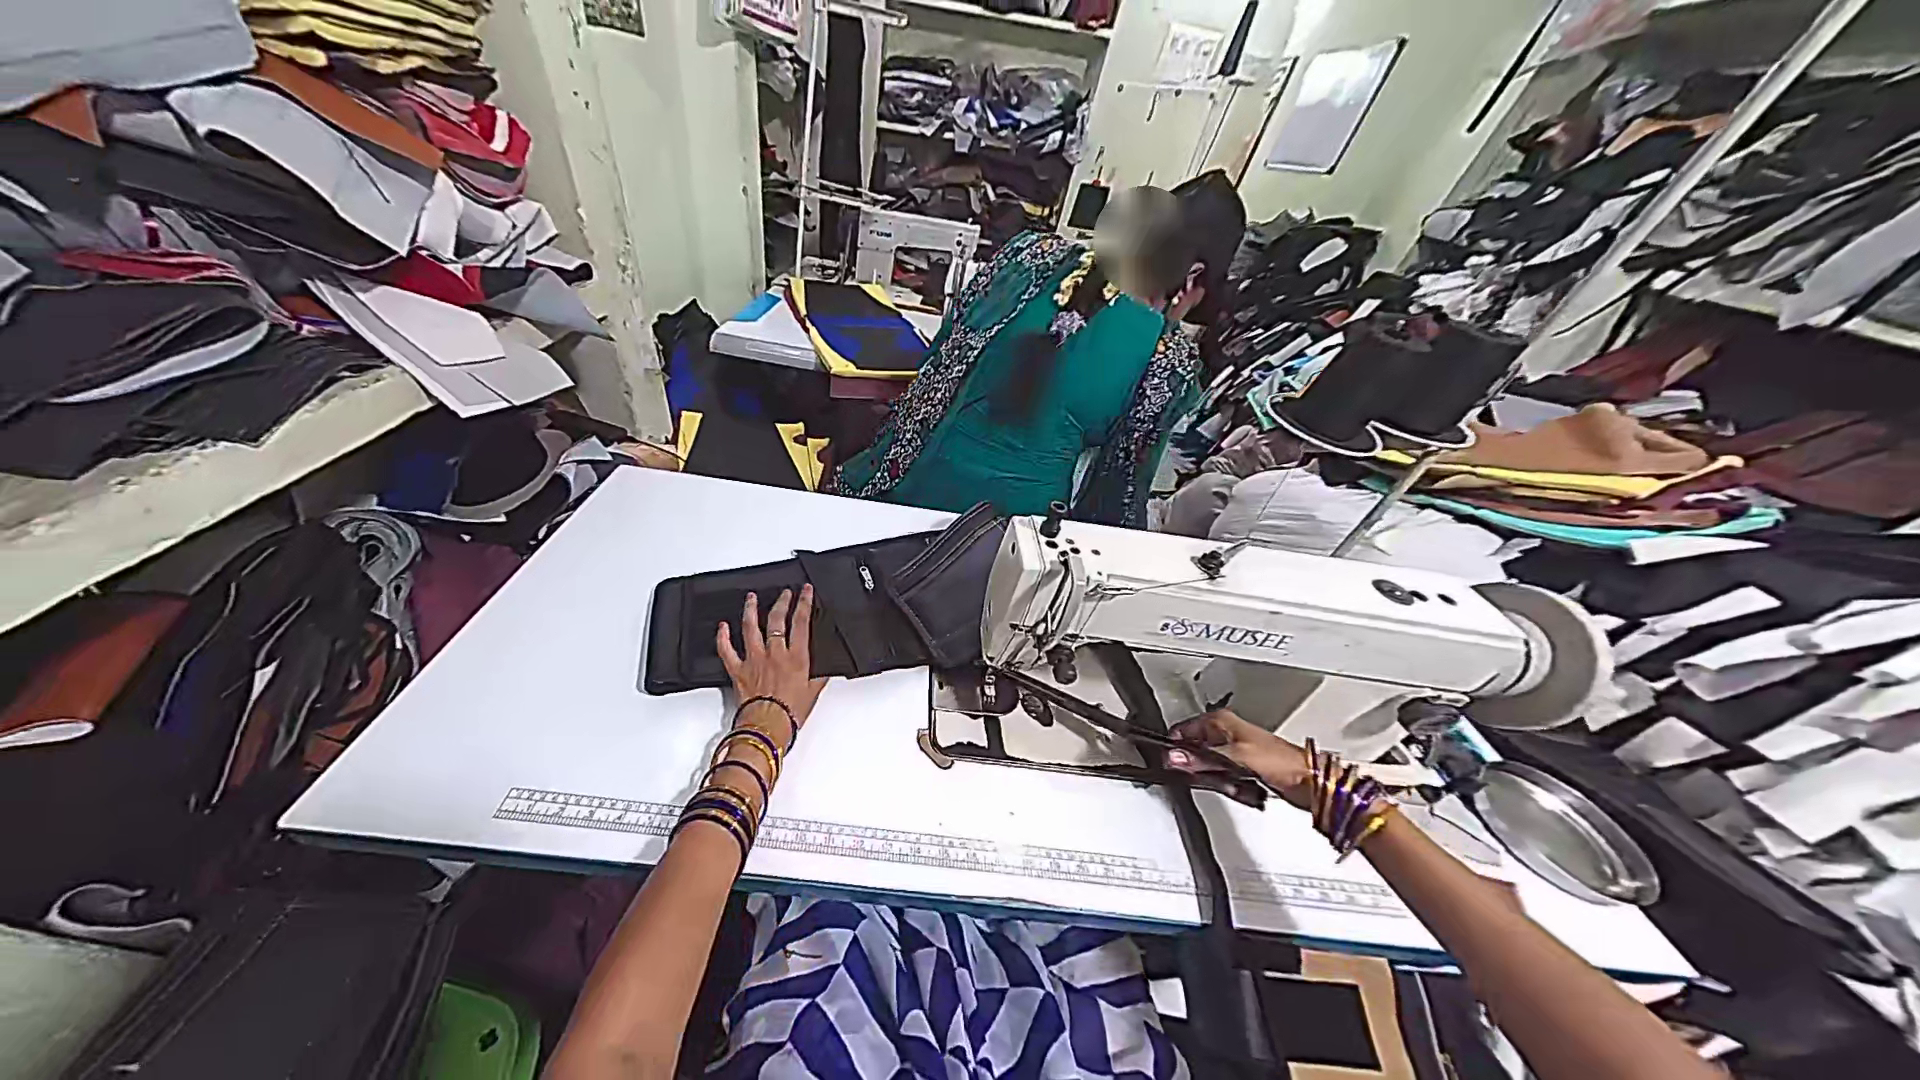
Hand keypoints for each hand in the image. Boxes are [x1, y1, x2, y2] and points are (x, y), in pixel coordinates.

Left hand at [717, 587, 827, 743]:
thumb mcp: (813, 692)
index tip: (805, 591)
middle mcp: (774, 654)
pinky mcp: (738, 670)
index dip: (804, 602)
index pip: (801, 621)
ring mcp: (754, 660)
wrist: (767, 727)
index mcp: (796, 657)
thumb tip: (826, 668)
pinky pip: (726, 650)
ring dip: (751, 610)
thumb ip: (819, 676)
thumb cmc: (790, 713)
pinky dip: (722, 637)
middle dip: (781, 601)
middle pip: (777, 619)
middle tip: (784, 593)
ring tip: (752, 598)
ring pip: (750, 627)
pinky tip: (722, 626)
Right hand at [1166, 709, 1313, 809]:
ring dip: (1217, 780)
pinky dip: (1229, 788)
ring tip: (1233, 784)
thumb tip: (1175, 757)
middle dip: (1200, 768)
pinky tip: (1241, 790)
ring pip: (1209, 769)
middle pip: (1195, 751)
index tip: (1173, 761)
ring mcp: (1233, 753)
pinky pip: (1223, 781)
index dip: (1176, 746)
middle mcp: (1226, 734)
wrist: (1311, 782)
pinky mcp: (1241, 770)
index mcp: (1221, 721)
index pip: (1184, 730)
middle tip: (1209, 776)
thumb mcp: (1234, 757)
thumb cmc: (1282, 761)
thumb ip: (1202, 757)